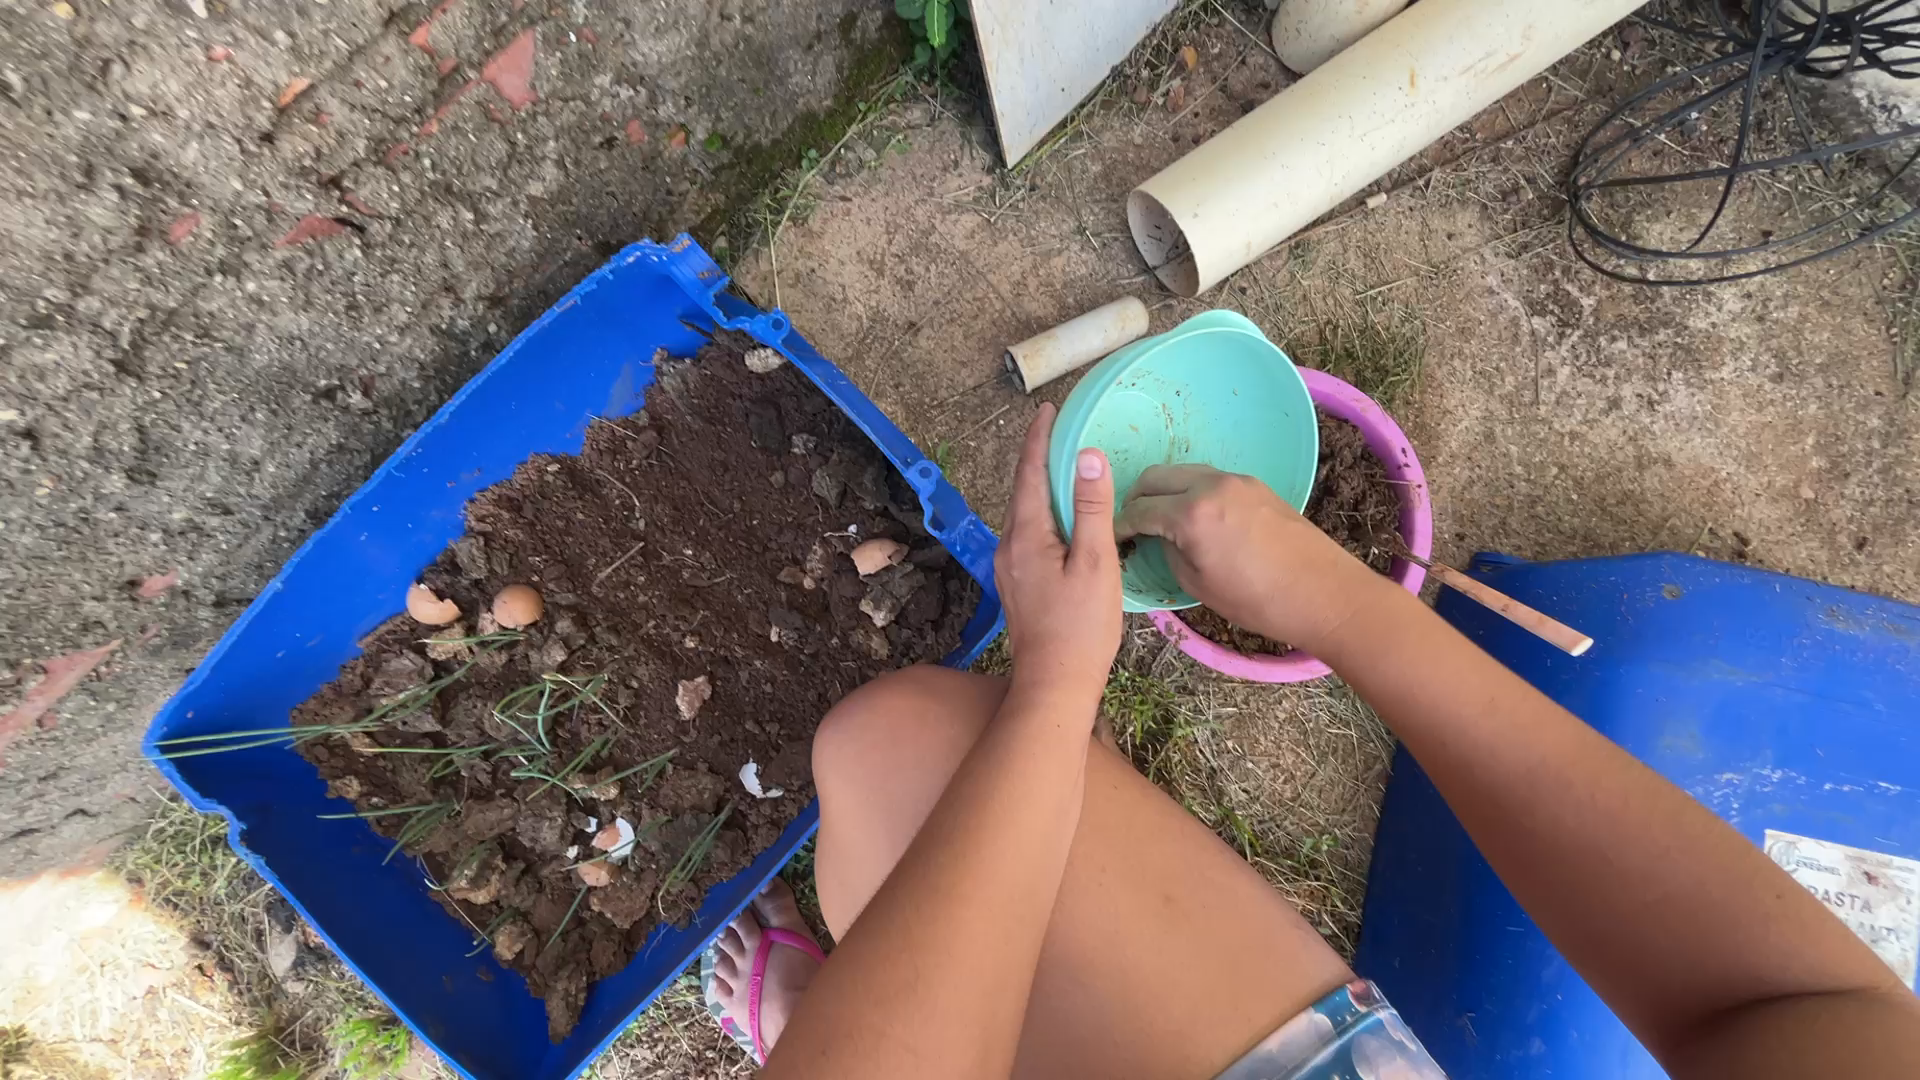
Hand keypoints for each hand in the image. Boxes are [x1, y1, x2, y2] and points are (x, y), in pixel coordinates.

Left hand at [993, 403, 1121, 701]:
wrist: (1053, 684)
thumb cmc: (1081, 627)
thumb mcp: (1095, 563)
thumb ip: (1092, 508)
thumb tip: (1087, 457)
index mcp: (1025, 535)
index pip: (1029, 472)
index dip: (1038, 438)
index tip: (1047, 409)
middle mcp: (1008, 546)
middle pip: (1023, 491)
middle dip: (1038, 458)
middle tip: (1059, 431)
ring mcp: (1008, 567)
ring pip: (1024, 514)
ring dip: (1041, 488)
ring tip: (1064, 469)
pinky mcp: (1016, 584)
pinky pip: (1028, 535)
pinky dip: (1044, 515)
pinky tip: (1062, 520)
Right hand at [1114, 465, 1379, 649]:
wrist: (1325, 594)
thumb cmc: (1257, 600)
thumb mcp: (1197, 584)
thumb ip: (1169, 551)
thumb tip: (1160, 537)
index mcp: (1191, 513)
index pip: (1138, 509)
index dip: (1119, 525)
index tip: (1112, 537)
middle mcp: (1210, 485)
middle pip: (1154, 477)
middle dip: (1135, 498)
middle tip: (1130, 524)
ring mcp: (1236, 480)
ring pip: (1181, 472)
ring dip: (1162, 490)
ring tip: (1158, 518)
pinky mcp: (1254, 485)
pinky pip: (1208, 478)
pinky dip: (1188, 490)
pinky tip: (1191, 515)